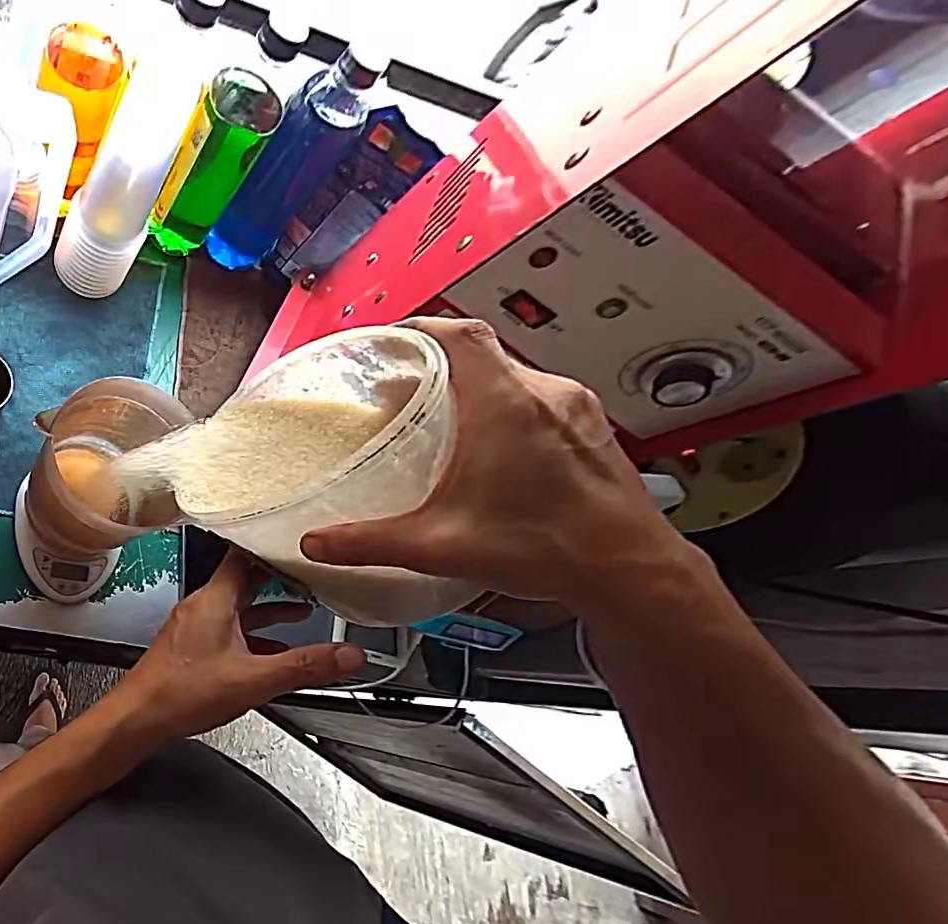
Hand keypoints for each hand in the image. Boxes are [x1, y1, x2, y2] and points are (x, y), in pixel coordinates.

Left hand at [108, 549, 365, 740]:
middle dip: (278, 577)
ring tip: (300, 610)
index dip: (271, 545)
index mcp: (214, 600)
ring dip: (267, 609)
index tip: (298, 541)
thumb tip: (347, 655)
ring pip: (238, 607)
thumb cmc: (179, 692)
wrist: (138, 718)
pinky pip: (228, 630)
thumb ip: (304, 666)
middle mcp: (202, 606)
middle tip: (308, 572)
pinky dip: (252, 634)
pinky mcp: (191, 646)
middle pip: (245, 580)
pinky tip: (271, 652)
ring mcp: (194, 626)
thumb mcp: (254, 679)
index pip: (244, 554)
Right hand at [300, 317, 699, 613]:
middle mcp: (544, 395)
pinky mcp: (585, 428)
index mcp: (506, 407)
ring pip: (508, 373)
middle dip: (431, 362)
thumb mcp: (440, 546)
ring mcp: (572, 409)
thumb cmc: (551, 549)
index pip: (458, 334)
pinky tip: (481, 443)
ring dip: (467, 383)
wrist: (631, 572)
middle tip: (396, 387)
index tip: (386, 339)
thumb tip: (317, 543)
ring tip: (433, 413)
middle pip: (479, 351)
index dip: (417, 328)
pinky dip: (498, 403)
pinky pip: (534, 396)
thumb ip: (368, 543)